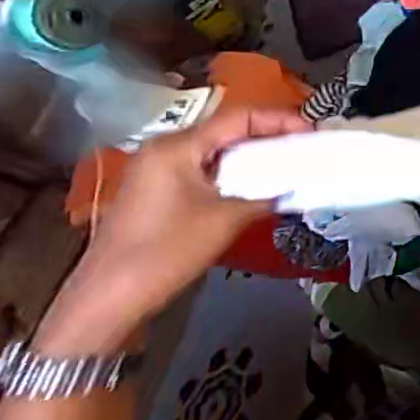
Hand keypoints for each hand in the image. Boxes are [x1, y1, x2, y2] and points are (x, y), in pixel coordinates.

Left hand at [36, 108, 309, 353]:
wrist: (106, 301)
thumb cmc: (166, 251)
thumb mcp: (227, 219)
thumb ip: (266, 194)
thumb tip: (296, 184)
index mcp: (177, 147)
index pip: (239, 117)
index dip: (280, 119)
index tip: (313, 131)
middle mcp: (165, 150)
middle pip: (228, 129)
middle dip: (270, 134)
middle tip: (306, 144)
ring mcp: (157, 170)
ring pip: (218, 149)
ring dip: (254, 153)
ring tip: (290, 160)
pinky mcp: (157, 190)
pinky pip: (206, 167)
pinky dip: (235, 169)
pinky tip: (258, 181)